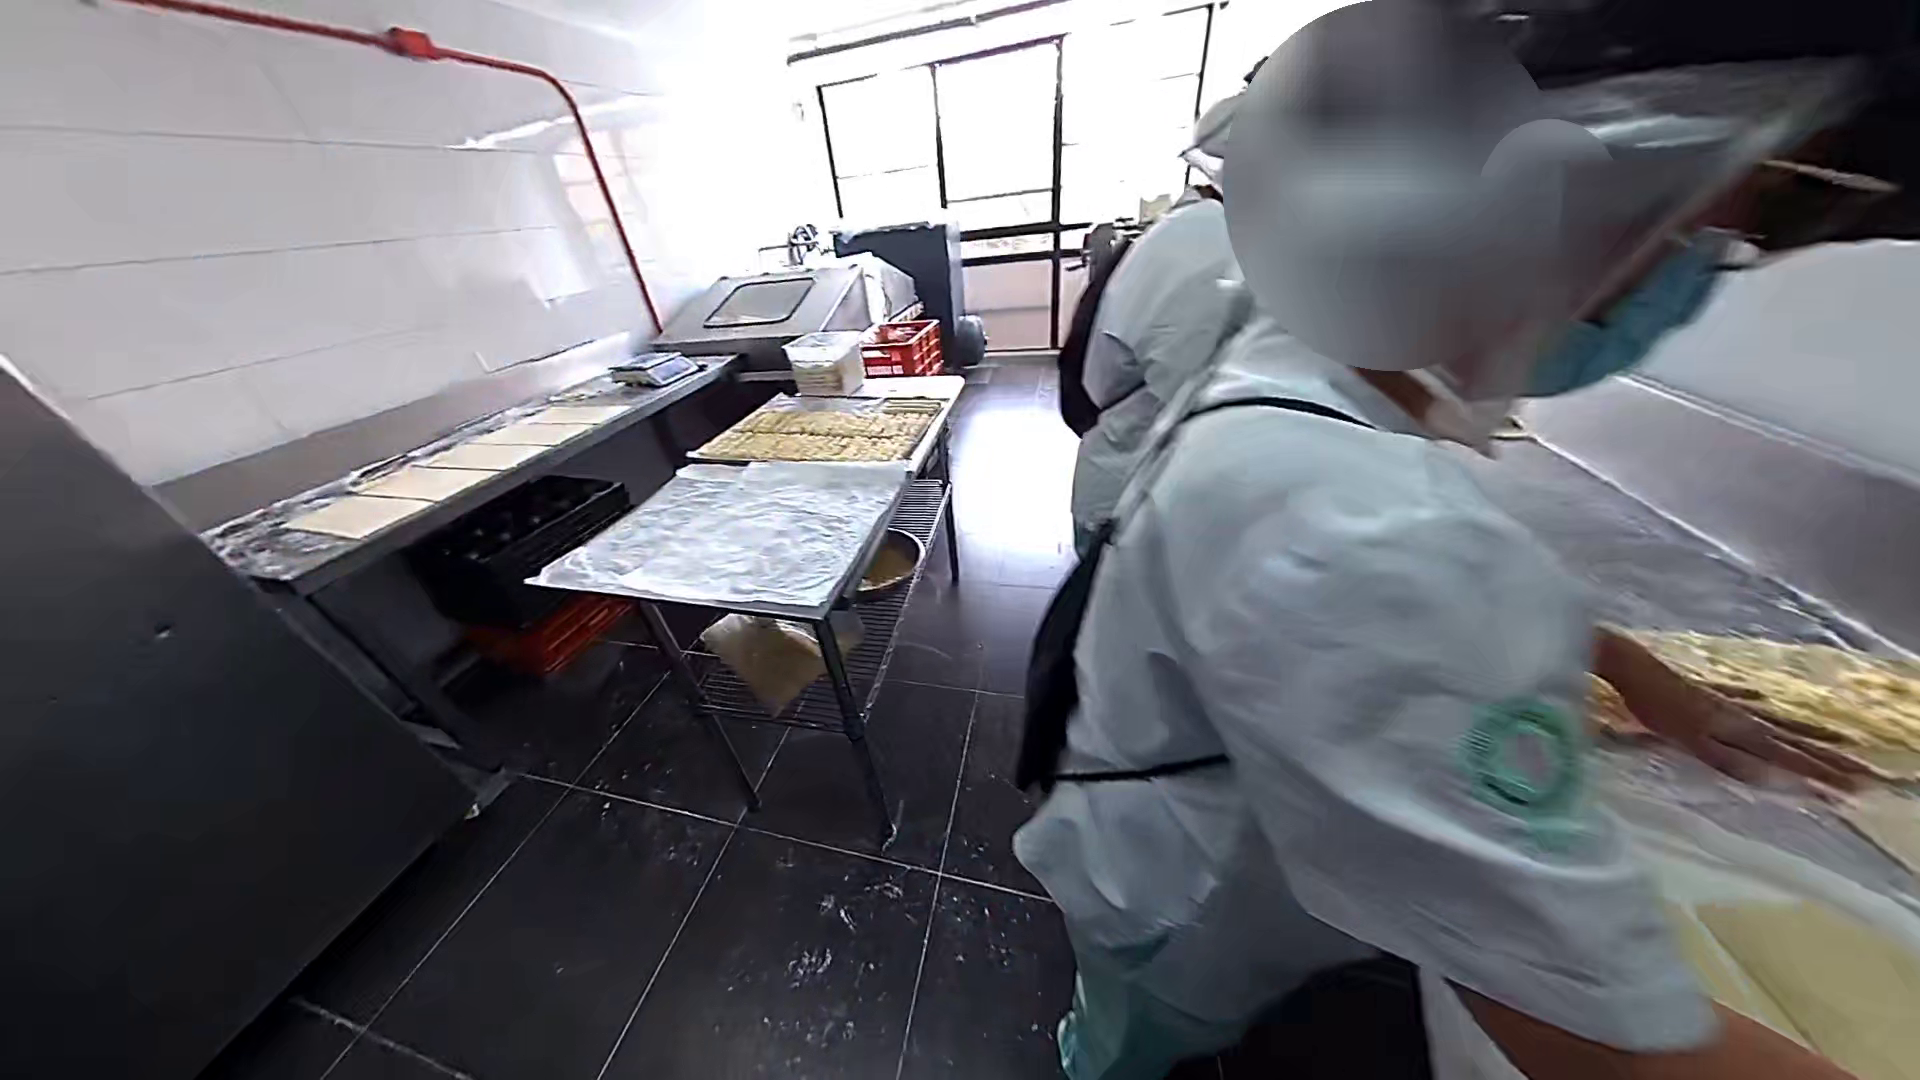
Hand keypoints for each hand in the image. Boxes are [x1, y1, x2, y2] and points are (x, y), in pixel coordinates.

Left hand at [1660, 686, 1875, 793]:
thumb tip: (1777, 782)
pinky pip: (1733, 695)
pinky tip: (1761, 695)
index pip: (1790, 758)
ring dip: (1806, 729)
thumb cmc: (1658, 709)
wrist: (1633, 669)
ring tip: (1840, 736)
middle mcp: (1741, 716)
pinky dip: (1750, 698)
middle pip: (1792, 740)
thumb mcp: (1693, 743)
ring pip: (1773, 718)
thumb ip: (1731, 761)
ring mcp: (1720, 700)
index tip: (1860, 790)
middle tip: (1870, 772)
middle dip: (1829, 758)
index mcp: (1742, 732)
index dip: (1822, 774)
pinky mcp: (1697, 688)